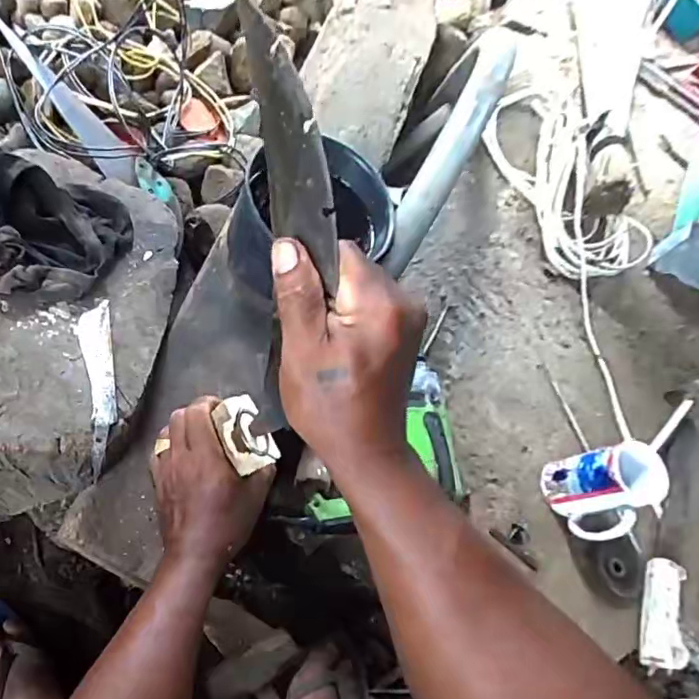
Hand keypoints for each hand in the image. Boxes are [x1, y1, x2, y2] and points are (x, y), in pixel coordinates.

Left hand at [150, 396, 275, 570]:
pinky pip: (158, 450)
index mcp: (205, 456)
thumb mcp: (255, 497)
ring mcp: (164, 468)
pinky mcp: (156, 481)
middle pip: (178, 415)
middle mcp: (181, 457)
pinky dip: (169, 444)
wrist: (193, 553)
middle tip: (212, 421)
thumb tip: (265, 452)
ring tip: (197, 436)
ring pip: (165, 431)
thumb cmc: (227, 525)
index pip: (197, 411)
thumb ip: (263, 468)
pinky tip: (182, 456)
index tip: (223, 409)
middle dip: (195, 411)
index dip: (209, 403)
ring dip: (181, 426)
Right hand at [272, 239, 426, 474]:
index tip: (298, 306)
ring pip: (360, 289)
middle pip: (352, 270)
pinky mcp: (407, 333)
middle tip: (310, 338)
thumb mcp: (303, 352)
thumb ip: (298, 295)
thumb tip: (288, 246)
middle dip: (325, 294)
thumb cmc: (330, 409)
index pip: (340, 251)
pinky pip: (371, 309)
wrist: (366, 452)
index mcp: (381, 301)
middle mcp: (406, 300)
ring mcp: (411, 318)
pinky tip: (340, 354)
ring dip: (337, 310)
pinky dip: (351, 322)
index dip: (310, 271)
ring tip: (325, 350)